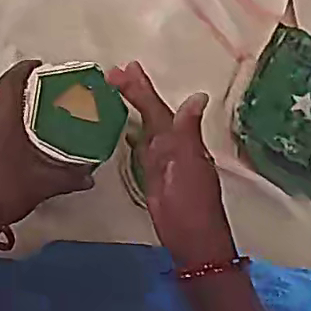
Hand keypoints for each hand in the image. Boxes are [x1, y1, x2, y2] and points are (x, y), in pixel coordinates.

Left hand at [0, 60, 94, 225]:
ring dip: (11, 100)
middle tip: (44, 87)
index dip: (25, 68)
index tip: (41, 66)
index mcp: (3, 117)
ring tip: (34, 107)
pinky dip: (4, 115)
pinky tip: (21, 130)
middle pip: (2, 89)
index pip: (11, 80)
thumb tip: (91, 176)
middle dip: (21, 83)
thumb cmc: (9, 187)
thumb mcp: (46, 182)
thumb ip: (71, 177)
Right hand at [108, 62, 238, 269]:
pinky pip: (141, 147)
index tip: (123, 69)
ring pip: (145, 126)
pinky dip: (132, 132)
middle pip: (149, 112)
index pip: (156, 107)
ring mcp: (162, 159)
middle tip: (113, 72)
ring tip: (114, 89)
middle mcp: (171, 145)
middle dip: (133, 91)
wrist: (193, 242)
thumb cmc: (192, 204)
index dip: (140, 88)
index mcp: (180, 139)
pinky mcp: (152, 175)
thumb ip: (187, 132)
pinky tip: (124, 127)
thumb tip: (197, 96)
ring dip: (132, 107)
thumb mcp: (190, 165)